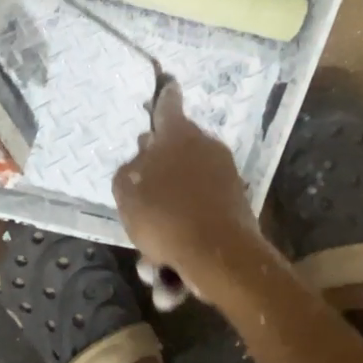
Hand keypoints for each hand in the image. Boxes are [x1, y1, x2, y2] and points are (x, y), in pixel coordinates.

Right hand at [112, 78, 271, 299]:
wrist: (220, 257)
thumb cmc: (165, 213)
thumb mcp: (126, 189)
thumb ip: (130, 169)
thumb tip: (144, 157)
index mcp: (178, 134)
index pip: (167, 105)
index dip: (163, 95)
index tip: (168, 82)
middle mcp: (205, 149)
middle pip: (173, 158)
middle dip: (154, 186)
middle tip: (137, 211)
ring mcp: (225, 179)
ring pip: (183, 201)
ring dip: (165, 230)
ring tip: (151, 266)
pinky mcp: (236, 211)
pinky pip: (198, 226)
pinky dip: (183, 250)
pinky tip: (170, 280)